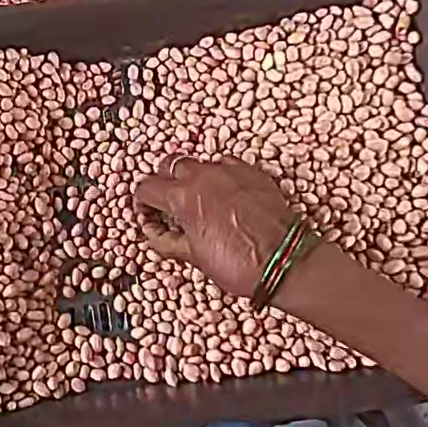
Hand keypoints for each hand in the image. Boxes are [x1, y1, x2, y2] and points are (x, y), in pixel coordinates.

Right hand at [134, 156, 304, 297]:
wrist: (285, 262)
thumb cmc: (240, 263)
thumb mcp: (191, 256)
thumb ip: (165, 239)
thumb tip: (153, 231)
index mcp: (182, 197)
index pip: (146, 187)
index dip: (142, 202)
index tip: (149, 213)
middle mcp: (203, 177)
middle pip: (169, 165)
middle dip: (164, 183)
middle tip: (169, 205)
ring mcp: (229, 171)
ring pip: (198, 163)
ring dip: (192, 178)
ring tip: (198, 201)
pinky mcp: (253, 173)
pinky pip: (227, 164)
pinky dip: (220, 176)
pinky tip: (224, 195)